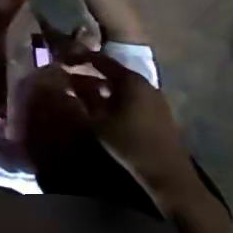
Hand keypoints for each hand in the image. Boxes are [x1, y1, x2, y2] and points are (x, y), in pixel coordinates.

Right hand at [56, 52, 209, 216]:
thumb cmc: (129, 143)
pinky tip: (106, 107)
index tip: (65, 60)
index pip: (101, 60)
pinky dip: (117, 97)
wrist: (167, 173)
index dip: (81, 58)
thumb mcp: (99, 120)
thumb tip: (71, 79)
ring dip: (104, 86)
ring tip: (85, 93)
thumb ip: (85, 95)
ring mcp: (154, 97)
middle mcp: (144, 82)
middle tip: (71, 77)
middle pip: (113, 71)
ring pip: (123, 85)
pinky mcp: (159, 111)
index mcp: (130, 80)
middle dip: (91, 73)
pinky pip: (133, 96)